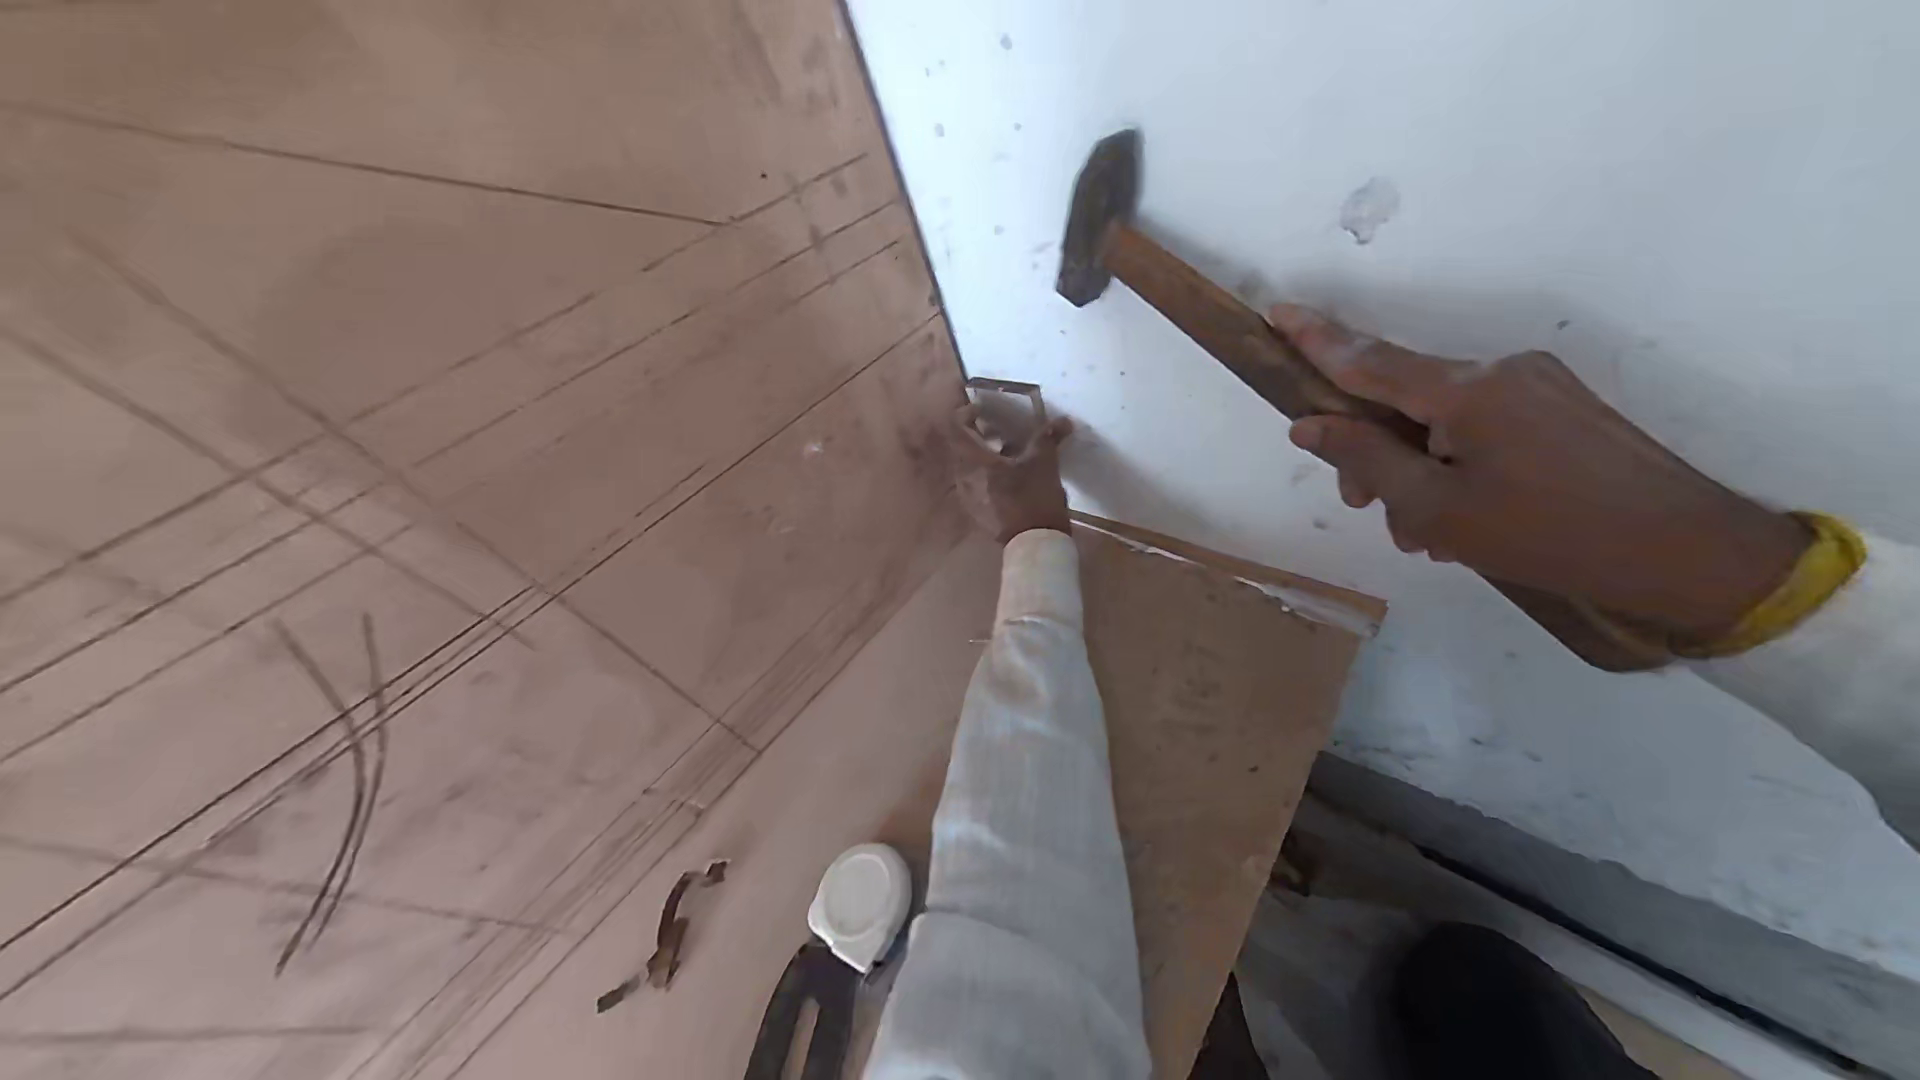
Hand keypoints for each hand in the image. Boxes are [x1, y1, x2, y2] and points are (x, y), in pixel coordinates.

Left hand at [949, 405, 1073, 543]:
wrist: (1034, 541)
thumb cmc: (1034, 496)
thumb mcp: (1043, 462)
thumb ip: (1048, 437)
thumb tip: (1063, 421)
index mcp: (972, 460)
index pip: (955, 428)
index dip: (965, 413)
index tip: (981, 409)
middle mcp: (963, 477)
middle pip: (961, 447)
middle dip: (978, 436)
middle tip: (1000, 430)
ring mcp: (967, 497)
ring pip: (968, 467)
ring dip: (984, 457)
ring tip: (1008, 454)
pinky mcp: (976, 512)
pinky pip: (975, 485)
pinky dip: (987, 476)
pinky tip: (1009, 478)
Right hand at [1270, 304, 1810, 640]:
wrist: (1685, 554)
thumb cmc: (1542, 534)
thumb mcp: (1431, 507)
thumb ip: (1364, 457)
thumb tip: (1307, 425)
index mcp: (1466, 391)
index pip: (1369, 359)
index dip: (1317, 338)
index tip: (1277, 312)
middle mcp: (1499, 372)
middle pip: (1400, 398)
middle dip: (1369, 449)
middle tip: (1362, 505)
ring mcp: (1535, 387)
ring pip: (1436, 419)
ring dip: (1412, 468)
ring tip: (1420, 531)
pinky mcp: (1557, 409)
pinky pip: (1474, 428)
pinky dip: (1449, 465)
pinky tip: (1457, 516)